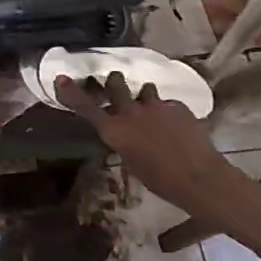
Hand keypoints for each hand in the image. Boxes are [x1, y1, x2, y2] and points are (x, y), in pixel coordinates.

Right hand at [55, 72, 231, 210]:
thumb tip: (127, 134)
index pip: (87, 108)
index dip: (73, 93)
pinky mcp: (178, 106)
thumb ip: (125, 142)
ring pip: (145, 89)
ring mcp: (156, 106)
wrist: (198, 176)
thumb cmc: (160, 180)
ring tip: (152, 110)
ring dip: (144, 96)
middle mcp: (131, 113)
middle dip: (113, 82)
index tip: (62, 79)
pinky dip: (168, 112)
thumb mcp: (132, 163)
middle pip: (116, 84)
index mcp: (115, 131)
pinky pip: (167, 104)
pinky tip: (177, 128)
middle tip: (114, 83)